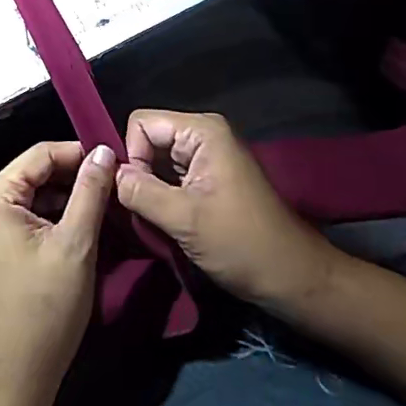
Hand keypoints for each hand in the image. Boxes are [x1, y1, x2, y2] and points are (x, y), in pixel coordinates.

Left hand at [0, 141, 117, 405]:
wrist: (22, 365)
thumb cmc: (46, 304)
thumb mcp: (76, 243)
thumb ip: (90, 192)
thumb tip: (103, 151)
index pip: (41, 154)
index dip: (79, 153)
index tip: (116, 158)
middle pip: (39, 170)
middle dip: (78, 175)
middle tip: (118, 180)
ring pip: (40, 191)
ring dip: (73, 195)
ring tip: (111, 198)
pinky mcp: (4, 237)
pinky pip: (35, 211)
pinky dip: (62, 213)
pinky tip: (91, 219)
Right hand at [115, 110, 341, 309]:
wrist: (298, 282)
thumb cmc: (243, 245)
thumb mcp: (183, 219)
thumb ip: (138, 191)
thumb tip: (107, 173)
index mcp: (201, 130)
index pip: (140, 123)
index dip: (132, 155)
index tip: (141, 194)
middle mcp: (204, 133)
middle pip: (148, 138)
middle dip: (140, 172)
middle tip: (146, 210)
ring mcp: (210, 154)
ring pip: (157, 158)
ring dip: (151, 187)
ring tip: (159, 218)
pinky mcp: (211, 175)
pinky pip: (171, 173)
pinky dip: (164, 194)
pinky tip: (170, 220)